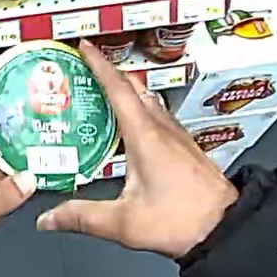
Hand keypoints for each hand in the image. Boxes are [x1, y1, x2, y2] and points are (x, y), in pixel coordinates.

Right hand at [35, 41, 238, 257]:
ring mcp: (175, 136)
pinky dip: (137, 106)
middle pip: (133, 87)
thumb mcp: (125, 223)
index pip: (118, 88)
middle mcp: (161, 129)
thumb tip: (48, 218)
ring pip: (147, 98)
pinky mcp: (183, 147)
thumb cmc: (184, 221)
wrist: (228, 229)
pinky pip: (156, 114)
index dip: (99, 64)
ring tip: (100, 92)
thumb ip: (83, 217)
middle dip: (108, 71)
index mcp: (145, 136)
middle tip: (84, 68)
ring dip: (124, 88)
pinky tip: (128, 125)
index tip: (84, 47)